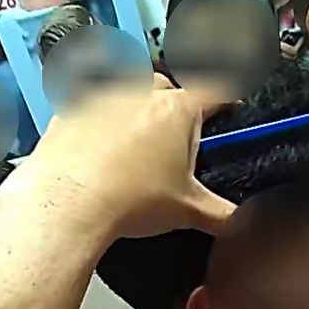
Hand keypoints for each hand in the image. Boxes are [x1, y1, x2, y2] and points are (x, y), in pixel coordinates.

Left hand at [0, 75, 234, 239]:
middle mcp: (140, 91)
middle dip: (177, 107)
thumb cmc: (127, 198)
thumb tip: (239, 223)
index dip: (228, 95)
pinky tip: (103, 148)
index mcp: (177, 109)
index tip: (231, 101)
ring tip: (138, 145)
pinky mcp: (69, 108)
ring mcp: (102, 95)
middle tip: (177, 142)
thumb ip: (223, 215)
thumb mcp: (189, 211)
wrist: (69, 203)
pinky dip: (101, 118)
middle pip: (168, 86)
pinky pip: (92, 102)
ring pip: (129, 88)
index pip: (215, 89)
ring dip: (138, 107)